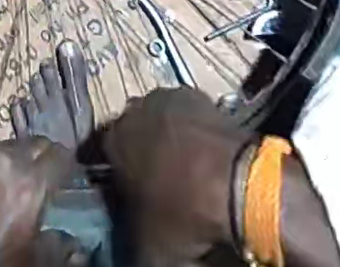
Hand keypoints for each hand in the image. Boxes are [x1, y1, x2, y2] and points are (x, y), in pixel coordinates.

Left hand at [0, 138, 73, 266]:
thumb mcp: (34, 261)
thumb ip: (60, 247)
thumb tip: (76, 244)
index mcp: (30, 182)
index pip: (59, 154)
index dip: (68, 163)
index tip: (70, 173)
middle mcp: (6, 158)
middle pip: (35, 143)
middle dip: (45, 156)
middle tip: (47, 175)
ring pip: (10, 143)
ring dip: (19, 155)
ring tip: (19, 176)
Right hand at [101, 88, 251, 264]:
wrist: (236, 183)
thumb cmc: (185, 212)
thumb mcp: (150, 245)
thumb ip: (128, 239)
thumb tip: (126, 244)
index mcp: (112, 141)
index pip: (103, 156)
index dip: (117, 177)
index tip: (130, 195)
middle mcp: (129, 111)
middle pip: (130, 134)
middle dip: (141, 154)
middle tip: (159, 184)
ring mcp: (161, 98)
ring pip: (156, 120)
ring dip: (164, 138)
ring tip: (184, 169)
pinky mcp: (193, 95)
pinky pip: (184, 115)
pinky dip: (190, 130)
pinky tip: (204, 155)